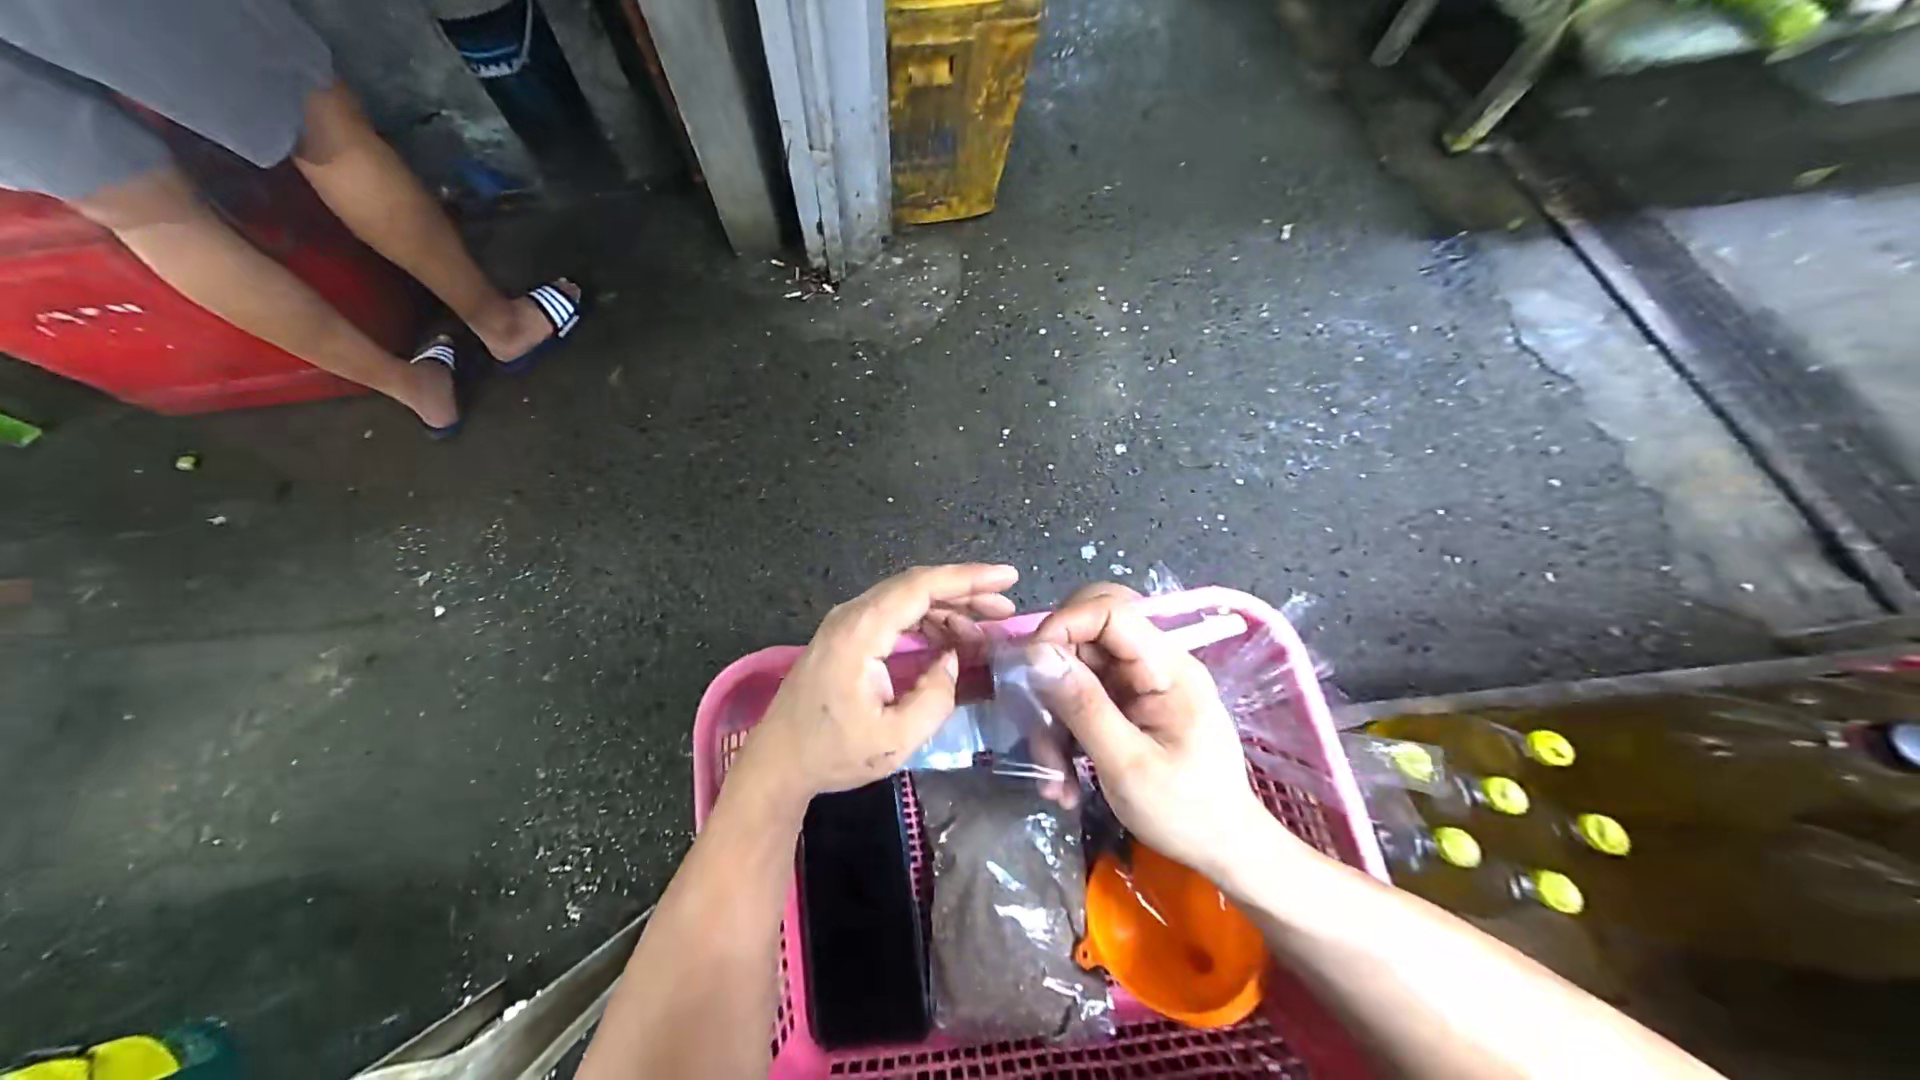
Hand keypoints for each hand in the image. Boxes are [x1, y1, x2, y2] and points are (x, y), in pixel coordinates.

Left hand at [741, 564, 1019, 801]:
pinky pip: (894, 615)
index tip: (1007, 578)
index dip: (968, 579)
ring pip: (906, 599)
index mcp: (861, 632)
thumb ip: (934, 698)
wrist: (777, 762)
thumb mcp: (895, 739)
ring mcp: (846, 623)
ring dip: (948, 608)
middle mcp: (852, 616)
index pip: (921, 587)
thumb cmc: (832, 753)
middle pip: (916, 586)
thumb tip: (951, 661)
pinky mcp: (846, 635)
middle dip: (966, 593)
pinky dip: (926, 621)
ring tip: (984, 630)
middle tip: (1005, 610)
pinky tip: (949, 640)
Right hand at [1026, 584, 1305, 882]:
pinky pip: (1082, 699)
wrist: (1223, 849)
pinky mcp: (1127, 706)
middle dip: (1053, 674)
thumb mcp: (1129, 765)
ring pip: (1077, 671)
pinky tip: (1065, 780)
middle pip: (1087, 635)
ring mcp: (1139, 685)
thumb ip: (1084, 706)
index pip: (1110, 611)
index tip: (1031, 665)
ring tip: (1055, 775)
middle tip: (1036, 715)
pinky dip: (1064, 733)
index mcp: (1168, 668)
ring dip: (1054, 717)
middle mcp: (1153, 665)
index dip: (1064, 625)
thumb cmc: (1186, 812)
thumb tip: (1038, 655)